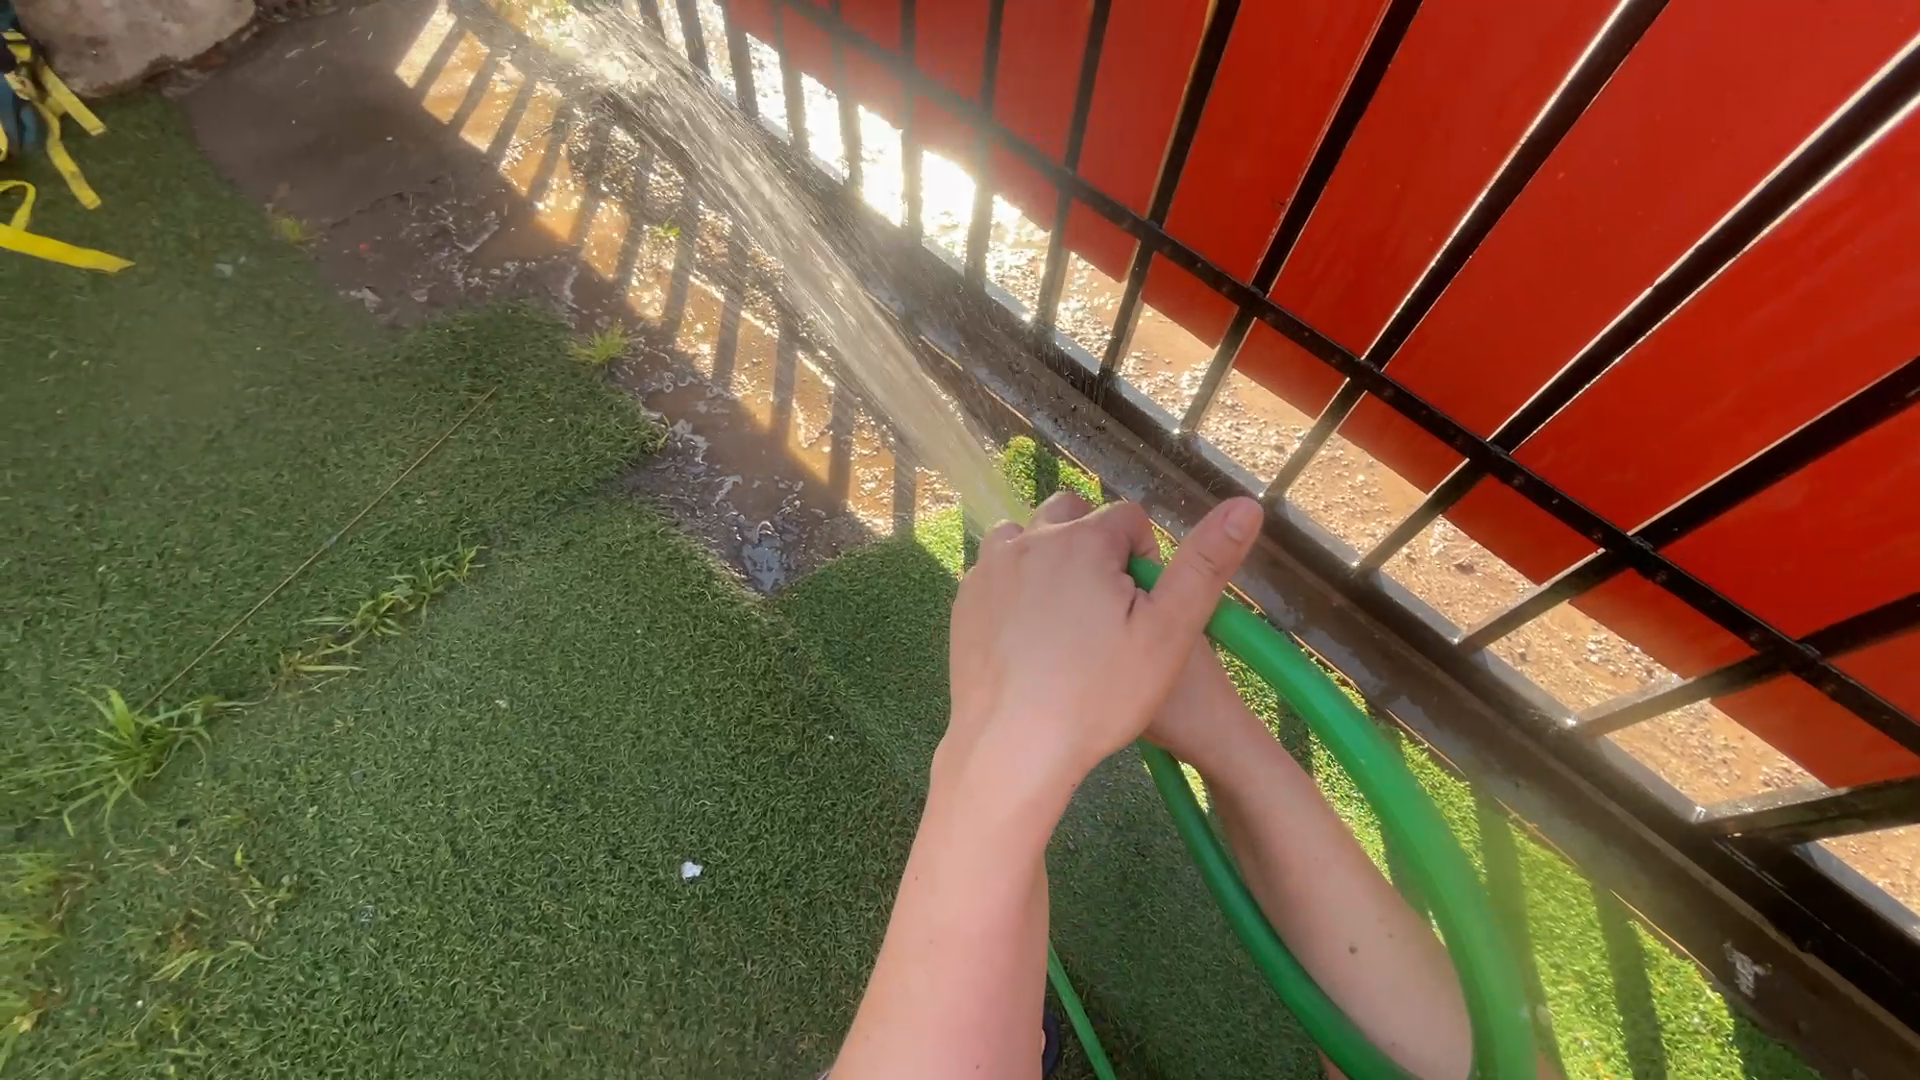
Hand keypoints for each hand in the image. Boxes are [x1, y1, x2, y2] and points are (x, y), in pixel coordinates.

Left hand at [943, 491, 1264, 794]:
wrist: (1011, 744)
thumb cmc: (1098, 692)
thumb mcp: (1169, 633)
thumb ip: (1204, 565)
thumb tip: (1247, 505)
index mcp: (1082, 540)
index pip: (1128, 518)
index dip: (1144, 558)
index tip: (1139, 608)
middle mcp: (1029, 539)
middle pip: (1073, 515)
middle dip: (1094, 547)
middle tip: (1104, 610)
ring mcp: (989, 568)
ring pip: (1027, 535)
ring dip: (1049, 557)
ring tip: (1064, 616)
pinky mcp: (964, 598)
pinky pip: (997, 570)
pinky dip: (1016, 584)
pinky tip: (1026, 633)